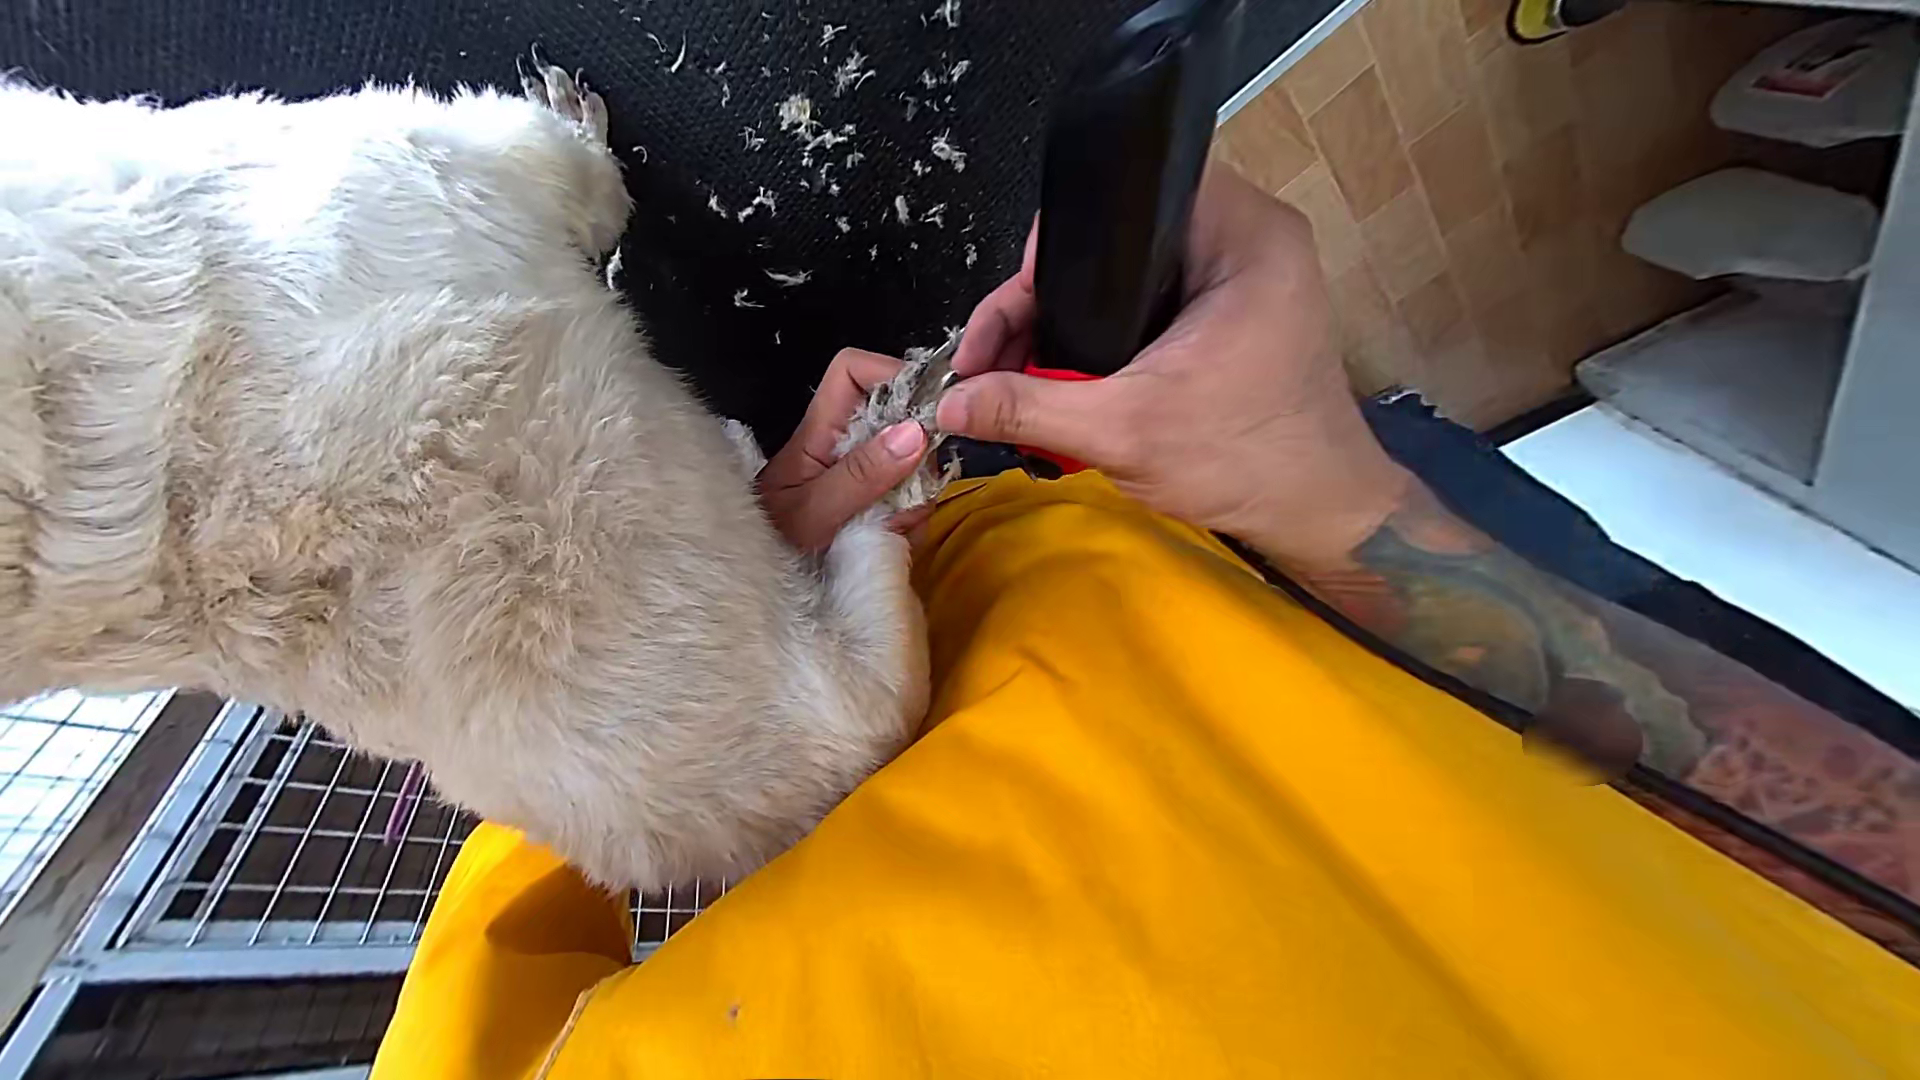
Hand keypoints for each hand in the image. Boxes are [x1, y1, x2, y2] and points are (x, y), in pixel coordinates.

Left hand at [759, 348, 928, 552]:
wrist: (766, 586)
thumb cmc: (776, 548)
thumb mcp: (814, 514)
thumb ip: (861, 475)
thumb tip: (914, 432)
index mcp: (820, 431)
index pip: (853, 371)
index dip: (889, 374)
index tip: (922, 414)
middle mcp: (847, 443)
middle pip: (900, 417)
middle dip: (917, 457)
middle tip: (908, 495)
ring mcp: (867, 472)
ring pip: (915, 462)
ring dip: (916, 497)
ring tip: (890, 529)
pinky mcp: (881, 501)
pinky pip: (915, 497)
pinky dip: (913, 521)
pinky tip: (893, 539)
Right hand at [940, 165, 1410, 570]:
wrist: (1313, 514)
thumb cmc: (1237, 462)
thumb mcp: (1120, 431)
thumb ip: (1027, 410)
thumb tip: (949, 405)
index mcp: (1236, 235)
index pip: (1114, 207)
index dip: (1045, 256)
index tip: (1005, 317)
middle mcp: (1239, 241)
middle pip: (1109, 249)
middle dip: (1041, 306)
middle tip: (995, 359)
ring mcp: (1233, 282)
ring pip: (1119, 286)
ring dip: (1062, 330)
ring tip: (1016, 378)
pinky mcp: (1224, 321)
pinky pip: (1139, 314)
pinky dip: (1096, 346)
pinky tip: (1059, 383)